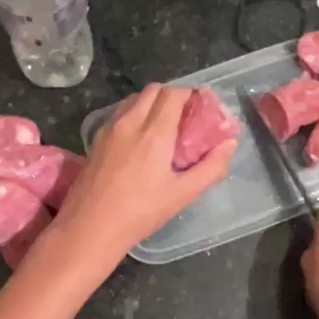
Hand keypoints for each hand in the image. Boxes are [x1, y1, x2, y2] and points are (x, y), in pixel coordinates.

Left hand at [49, 83, 236, 264]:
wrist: (89, 228)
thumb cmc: (140, 213)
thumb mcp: (182, 195)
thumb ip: (211, 168)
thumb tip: (229, 145)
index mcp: (154, 132)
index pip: (174, 93)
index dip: (191, 94)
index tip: (202, 107)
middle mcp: (130, 122)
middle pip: (153, 90)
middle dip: (172, 95)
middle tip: (185, 116)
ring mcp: (109, 129)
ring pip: (133, 100)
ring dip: (152, 103)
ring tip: (164, 126)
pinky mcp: (96, 140)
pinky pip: (119, 114)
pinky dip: (135, 114)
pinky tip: (141, 141)